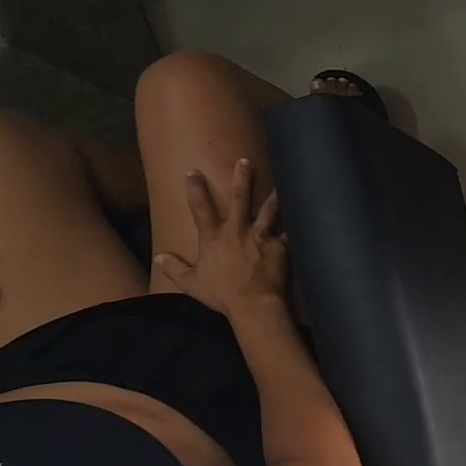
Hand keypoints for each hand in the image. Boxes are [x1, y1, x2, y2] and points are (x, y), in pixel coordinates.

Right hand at [154, 158, 287, 318]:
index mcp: (213, 238)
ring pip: (269, 210)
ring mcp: (261, 237)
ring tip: (283, 182)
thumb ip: (175, 268)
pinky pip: (289, 232)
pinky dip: (296, 224)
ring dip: (275, 195)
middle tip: (245, 161)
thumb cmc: (222, 295)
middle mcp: (237, 231)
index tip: (193, 171)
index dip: (195, 188)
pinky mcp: (280, 246)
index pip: (200, 207)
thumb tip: (158, 258)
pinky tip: (306, 215)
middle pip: (240, 199)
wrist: (254, 304)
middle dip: (241, 178)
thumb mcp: (191, 283)